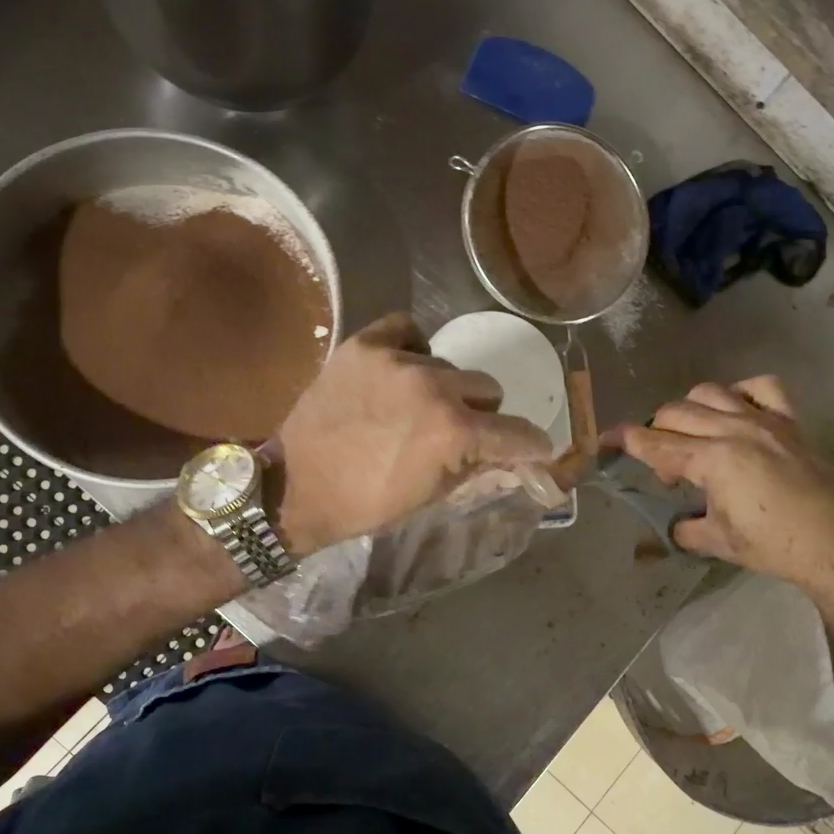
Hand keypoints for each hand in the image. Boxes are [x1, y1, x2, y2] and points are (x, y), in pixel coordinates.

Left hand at [272, 314, 552, 553]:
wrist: (298, 486)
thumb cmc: (367, 503)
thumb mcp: (432, 494)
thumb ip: (476, 467)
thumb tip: (509, 457)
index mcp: (455, 433)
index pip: (517, 432)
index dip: (531, 445)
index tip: (534, 448)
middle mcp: (434, 388)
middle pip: (486, 390)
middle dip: (481, 414)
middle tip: (457, 430)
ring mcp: (398, 362)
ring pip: (449, 365)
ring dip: (443, 387)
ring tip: (416, 405)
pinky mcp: (365, 346)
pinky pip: (408, 330)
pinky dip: (413, 348)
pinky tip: (402, 370)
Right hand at [612, 377, 833, 609]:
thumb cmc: (774, 547)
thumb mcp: (718, 542)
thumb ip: (684, 529)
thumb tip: (674, 524)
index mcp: (711, 460)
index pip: (653, 442)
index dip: (622, 440)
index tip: (603, 442)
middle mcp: (733, 429)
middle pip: (675, 412)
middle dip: (655, 432)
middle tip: (663, 467)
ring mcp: (765, 420)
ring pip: (710, 392)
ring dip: (690, 410)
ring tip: (695, 438)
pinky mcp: (791, 421)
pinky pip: (761, 387)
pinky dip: (740, 393)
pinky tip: (737, 412)